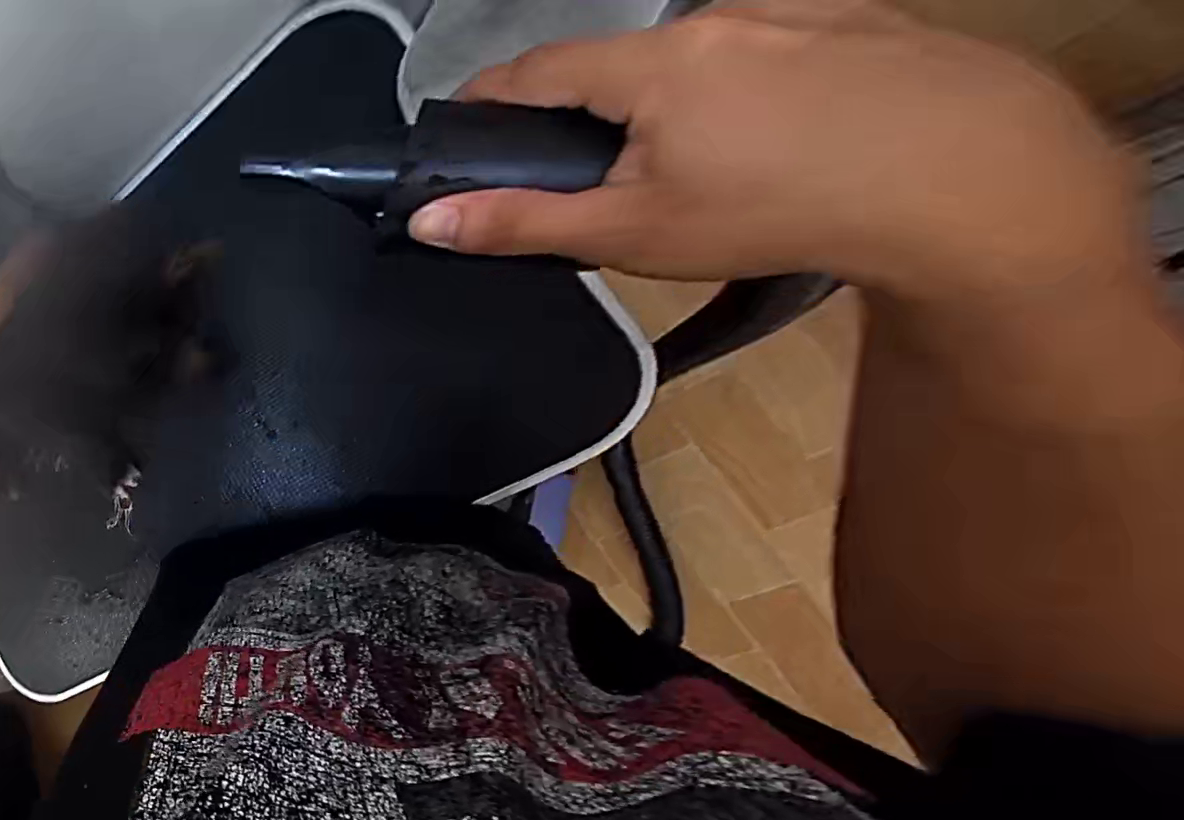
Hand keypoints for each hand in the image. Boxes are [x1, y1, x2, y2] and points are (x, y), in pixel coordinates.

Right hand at [408, 0, 1144, 303]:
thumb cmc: (768, 209)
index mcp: (652, 65)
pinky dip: (708, 98)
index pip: (535, 69)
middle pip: (604, 67)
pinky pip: (739, 57)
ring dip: (641, 112)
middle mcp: (713, 18)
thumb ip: (520, 224)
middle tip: (565, 180)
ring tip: (659, 176)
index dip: (486, 98)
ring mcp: (782, 12)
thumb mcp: (624, 231)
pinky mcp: (836, 24)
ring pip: (673, 65)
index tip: (459, 129)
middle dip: (568, 118)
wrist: (954, 180)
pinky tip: (737, 149)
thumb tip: (432, 218)